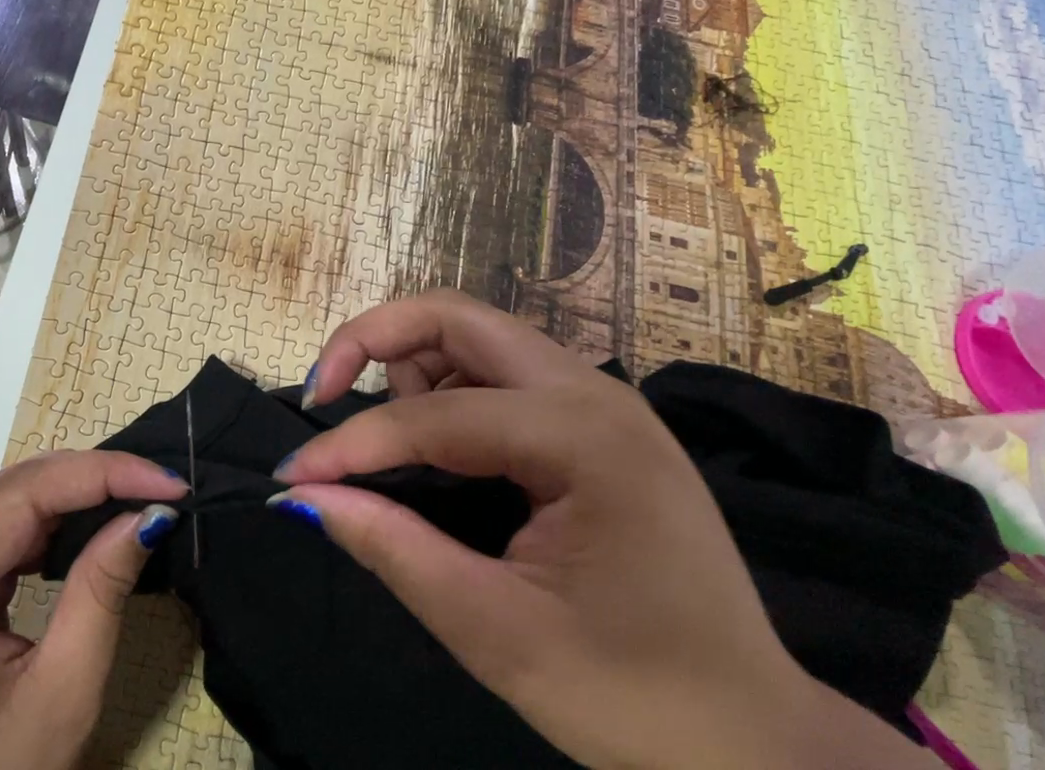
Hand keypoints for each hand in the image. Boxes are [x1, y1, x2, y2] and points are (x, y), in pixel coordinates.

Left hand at [0, 450, 187, 769]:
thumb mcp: (58, 698)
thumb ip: (99, 593)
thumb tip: (148, 514)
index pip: (19, 495)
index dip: (101, 473)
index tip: (171, 482)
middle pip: (7, 494)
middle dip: (91, 483)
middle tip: (163, 492)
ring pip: (1, 506)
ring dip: (71, 502)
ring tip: (137, 504)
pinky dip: (42, 529)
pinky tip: (86, 530)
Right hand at [273, 289, 935, 769]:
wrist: (752, 738)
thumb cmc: (632, 693)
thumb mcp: (496, 631)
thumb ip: (393, 549)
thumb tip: (304, 497)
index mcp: (585, 437)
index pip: (434, 415)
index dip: (350, 444)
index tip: (291, 480)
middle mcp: (594, 394)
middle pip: (457, 317)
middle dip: (372, 339)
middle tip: (320, 393)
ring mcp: (600, 404)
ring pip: (477, 337)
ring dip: (411, 362)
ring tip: (380, 438)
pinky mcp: (595, 428)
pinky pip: (500, 376)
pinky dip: (445, 390)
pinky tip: (431, 450)